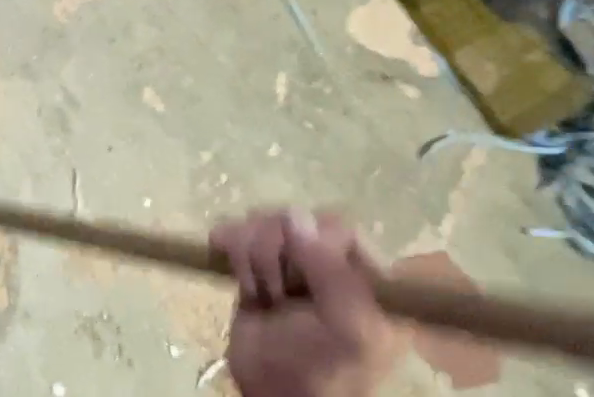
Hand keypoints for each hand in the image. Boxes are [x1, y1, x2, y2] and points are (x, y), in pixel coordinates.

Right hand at [210, 210, 402, 396]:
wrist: (274, 396)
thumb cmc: (323, 371)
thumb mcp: (348, 332)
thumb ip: (334, 275)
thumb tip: (295, 214)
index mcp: (367, 278)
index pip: (336, 226)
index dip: (311, 240)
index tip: (302, 270)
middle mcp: (329, 265)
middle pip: (290, 219)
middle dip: (272, 249)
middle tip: (276, 290)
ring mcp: (288, 264)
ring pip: (258, 221)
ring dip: (248, 253)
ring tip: (257, 291)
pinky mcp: (251, 266)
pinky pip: (232, 230)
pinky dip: (226, 245)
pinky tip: (233, 274)